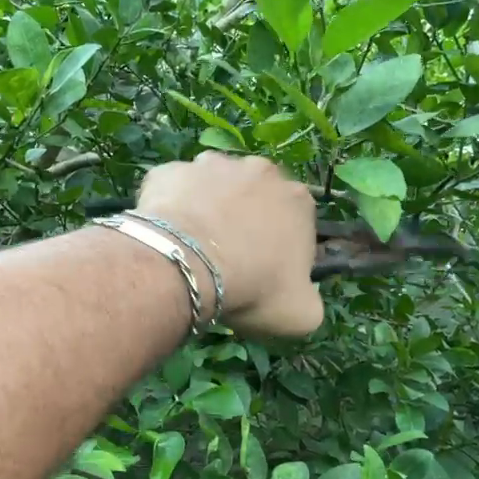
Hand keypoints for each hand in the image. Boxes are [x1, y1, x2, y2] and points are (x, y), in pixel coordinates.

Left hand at [136, 153, 322, 337]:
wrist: (188, 267)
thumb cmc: (252, 289)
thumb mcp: (300, 314)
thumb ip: (310, 300)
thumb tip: (301, 294)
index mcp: (299, 200)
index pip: (297, 223)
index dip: (281, 249)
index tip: (264, 273)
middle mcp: (260, 171)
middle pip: (255, 198)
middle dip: (244, 221)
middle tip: (228, 260)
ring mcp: (213, 164)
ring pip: (213, 188)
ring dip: (208, 208)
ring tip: (194, 247)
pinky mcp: (172, 170)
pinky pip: (173, 189)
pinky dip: (171, 208)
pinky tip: (167, 236)